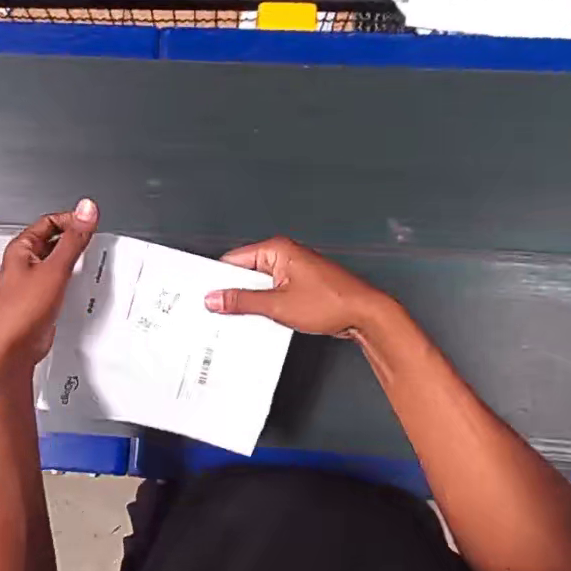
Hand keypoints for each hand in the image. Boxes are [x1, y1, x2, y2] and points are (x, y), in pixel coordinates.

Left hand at [0, 199, 97, 377]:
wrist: (12, 350)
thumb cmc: (20, 313)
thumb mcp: (55, 270)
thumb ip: (74, 240)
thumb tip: (86, 210)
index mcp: (21, 249)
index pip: (49, 222)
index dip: (71, 220)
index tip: (91, 223)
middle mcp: (25, 264)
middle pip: (55, 241)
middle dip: (75, 240)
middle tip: (94, 242)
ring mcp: (32, 282)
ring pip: (58, 262)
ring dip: (75, 261)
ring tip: (90, 262)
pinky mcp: (41, 299)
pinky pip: (60, 281)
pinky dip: (73, 280)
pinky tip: (82, 286)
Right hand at [204, 237, 393, 337]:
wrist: (365, 314)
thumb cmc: (332, 302)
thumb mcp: (278, 305)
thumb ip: (243, 301)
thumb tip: (216, 298)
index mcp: (277, 250)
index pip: (234, 260)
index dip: (218, 279)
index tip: (205, 296)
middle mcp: (285, 255)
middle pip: (246, 273)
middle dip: (234, 293)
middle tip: (218, 312)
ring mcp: (293, 271)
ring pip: (260, 286)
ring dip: (252, 302)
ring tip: (241, 318)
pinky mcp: (300, 286)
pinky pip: (274, 294)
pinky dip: (266, 306)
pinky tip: (262, 320)